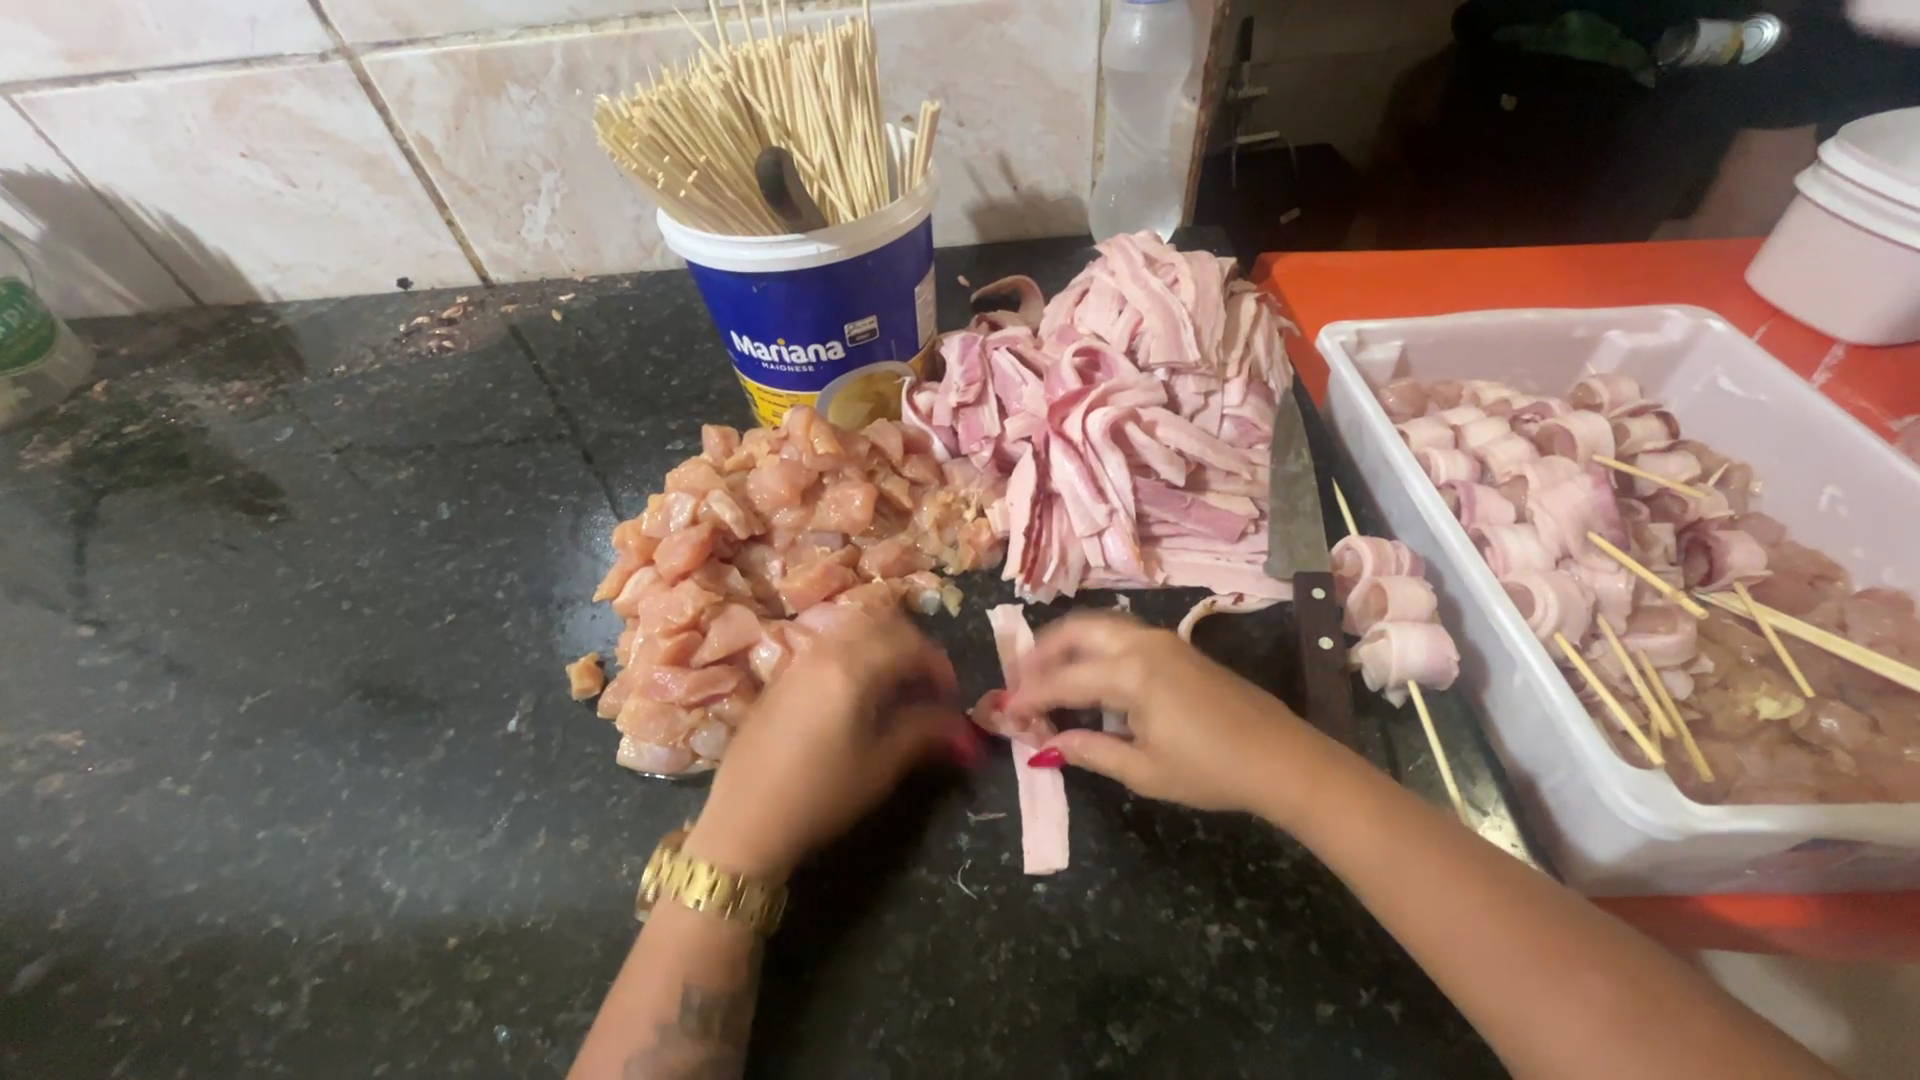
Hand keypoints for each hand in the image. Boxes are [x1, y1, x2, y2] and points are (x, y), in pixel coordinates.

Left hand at [685, 610, 969, 880]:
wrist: (743, 822)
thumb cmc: (820, 796)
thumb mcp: (880, 767)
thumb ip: (924, 732)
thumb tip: (959, 724)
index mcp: (853, 669)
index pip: (910, 643)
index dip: (939, 665)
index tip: (951, 696)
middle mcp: (824, 652)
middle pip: (880, 624)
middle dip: (912, 648)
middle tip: (927, 686)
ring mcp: (796, 663)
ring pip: (851, 631)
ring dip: (882, 648)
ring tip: (895, 690)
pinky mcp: (779, 679)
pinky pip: (826, 648)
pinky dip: (853, 656)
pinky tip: (856, 697)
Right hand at [1005, 612, 1328, 819]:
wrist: (1282, 758)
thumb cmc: (1212, 770)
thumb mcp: (1144, 771)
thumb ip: (1090, 751)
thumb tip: (1048, 745)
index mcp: (1131, 673)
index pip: (1064, 679)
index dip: (1031, 695)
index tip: (1007, 711)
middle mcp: (1143, 644)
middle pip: (1078, 630)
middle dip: (1042, 650)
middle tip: (1020, 677)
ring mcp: (1164, 640)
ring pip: (1101, 625)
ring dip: (1068, 642)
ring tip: (1047, 670)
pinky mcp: (1178, 648)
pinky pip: (1123, 633)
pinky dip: (1095, 645)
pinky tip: (1090, 673)